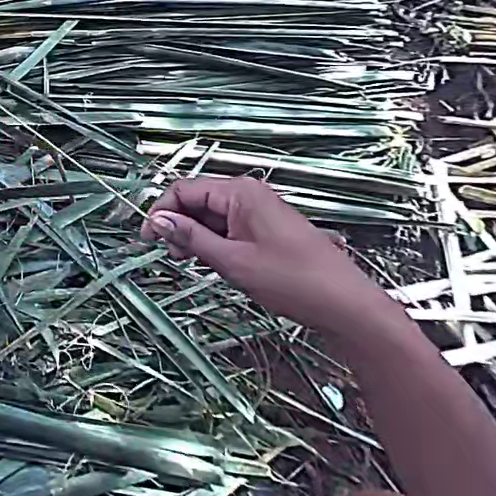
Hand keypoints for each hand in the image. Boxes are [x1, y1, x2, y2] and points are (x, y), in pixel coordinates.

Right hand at [144, 177, 394, 336]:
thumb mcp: (233, 261)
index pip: (184, 189)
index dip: (161, 212)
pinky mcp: (266, 228)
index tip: (147, 239)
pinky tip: (211, 263)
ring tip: (189, 263)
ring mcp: (259, 210)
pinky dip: (214, 242)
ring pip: (211, 216)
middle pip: (196, 200)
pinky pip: (228, 227)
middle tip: (170, 256)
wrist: (348, 306)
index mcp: (240, 192)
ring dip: (194, 236)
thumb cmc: (294, 281)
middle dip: (178, 225)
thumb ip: (191, 238)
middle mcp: (248, 194)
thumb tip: (158, 221)